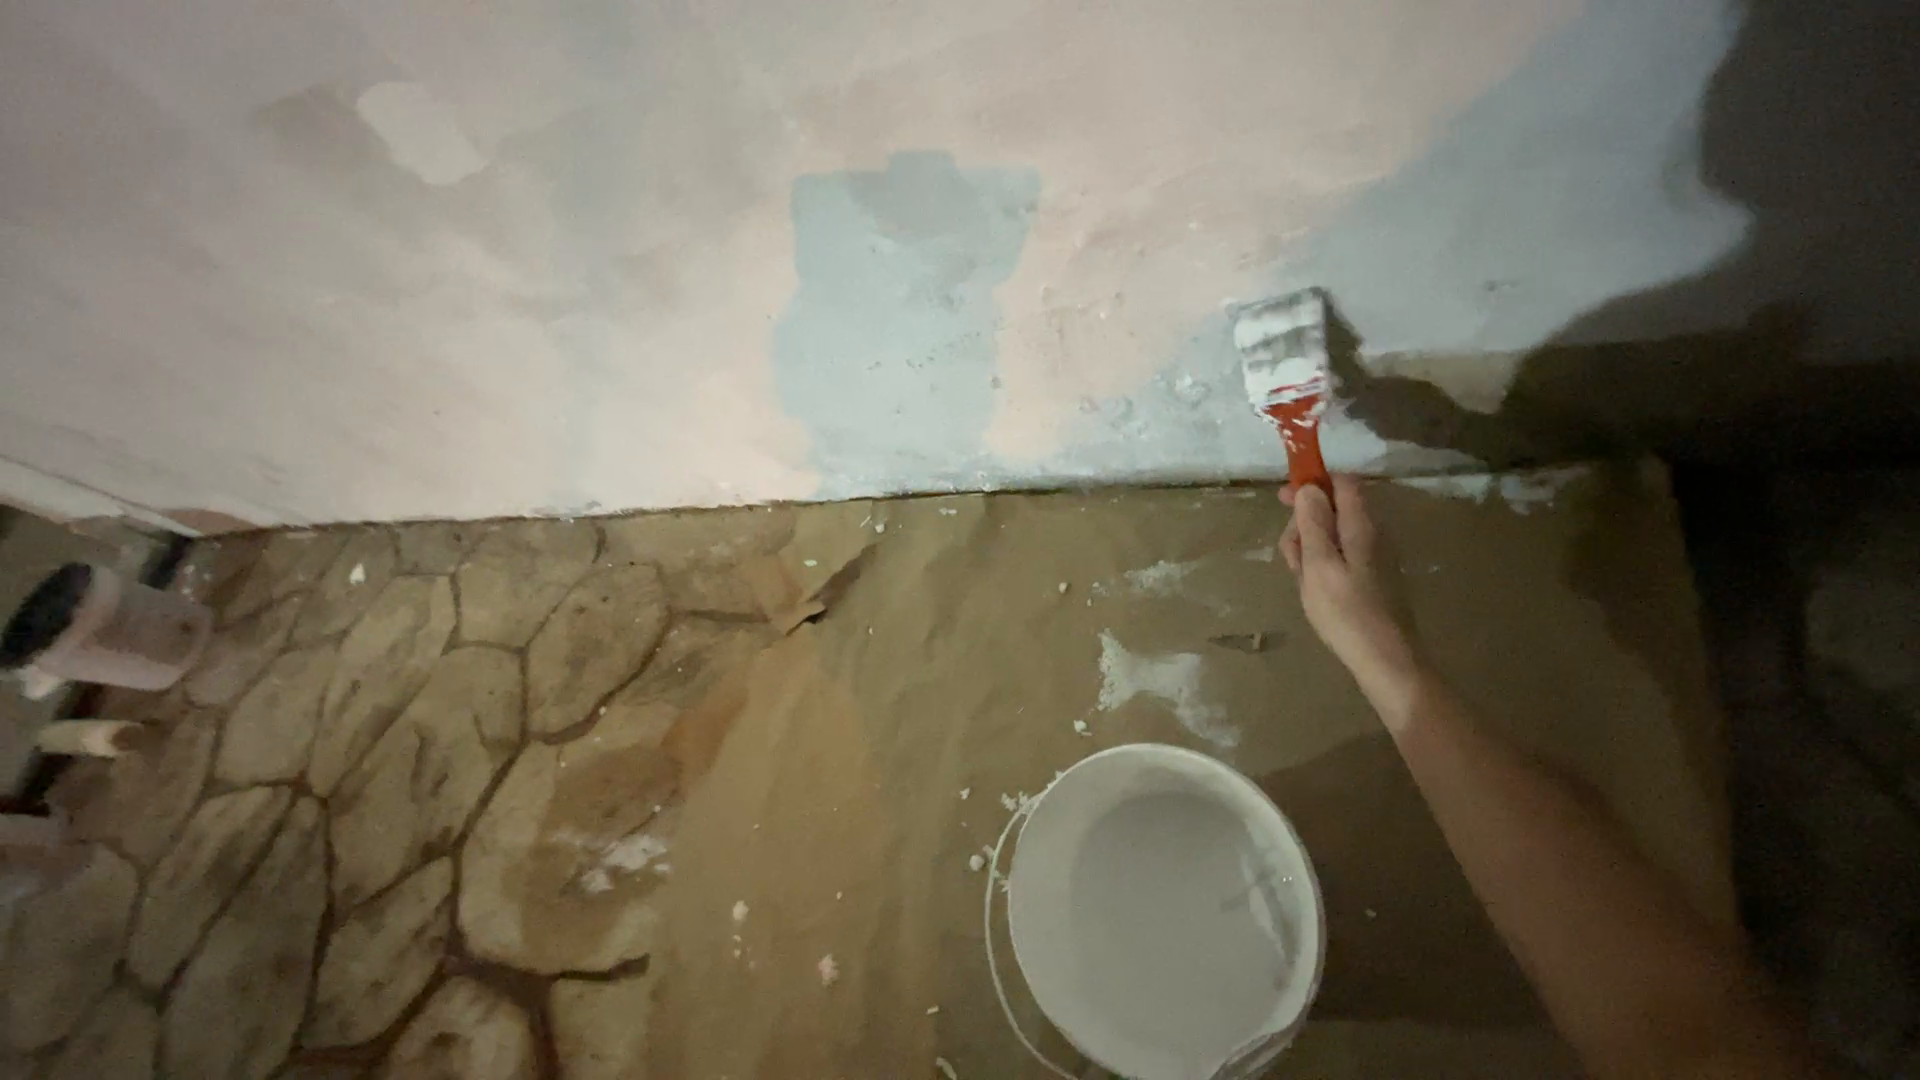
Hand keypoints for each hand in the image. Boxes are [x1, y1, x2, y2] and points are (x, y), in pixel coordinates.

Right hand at [1279, 477, 1418, 691]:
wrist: (1384, 658)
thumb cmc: (1345, 610)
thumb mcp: (1318, 564)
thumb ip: (1312, 523)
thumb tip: (1309, 487)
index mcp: (1360, 526)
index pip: (1343, 482)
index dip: (1313, 482)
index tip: (1284, 498)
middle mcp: (1372, 534)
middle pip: (1334, 508)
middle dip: (1305, 520)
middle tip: (1289, 549)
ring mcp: (1373, 557)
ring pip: (1333, 535)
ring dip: (1309, 545)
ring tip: (1298, 574)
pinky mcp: (1370, 578)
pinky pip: (1339, 557)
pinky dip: (1320, 564)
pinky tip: (1311, 587)